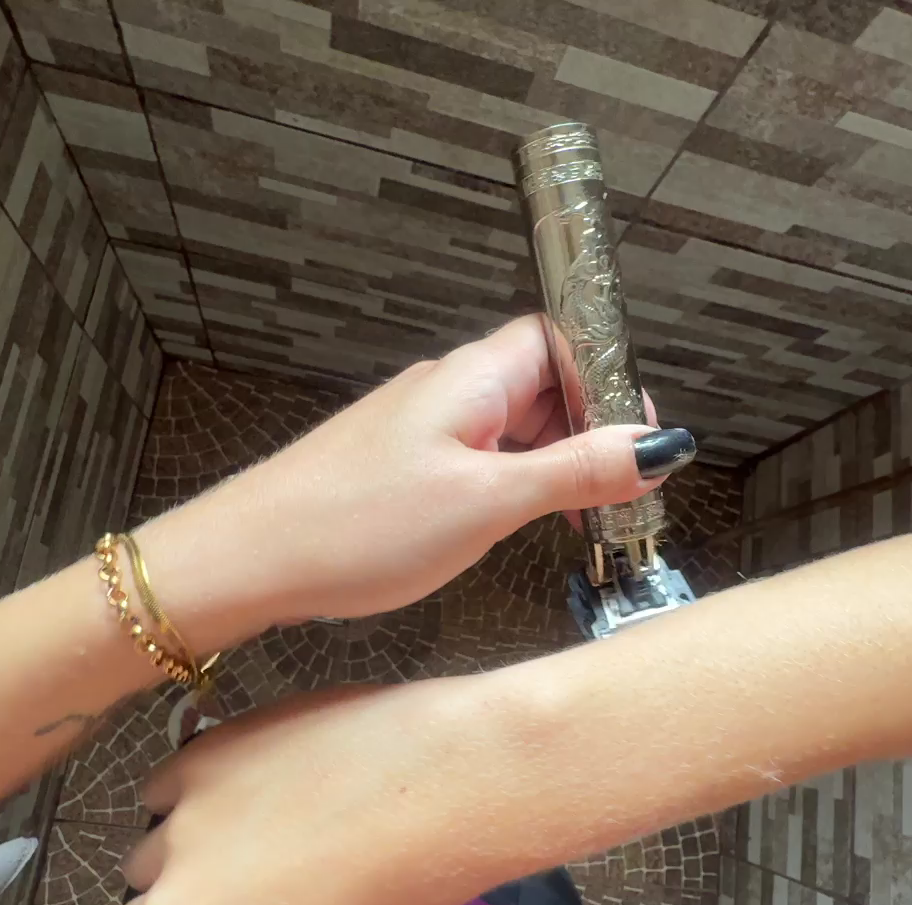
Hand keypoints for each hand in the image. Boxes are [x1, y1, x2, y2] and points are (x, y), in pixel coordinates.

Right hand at [84, 681, 517, 904]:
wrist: (437, 785)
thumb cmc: (405, 887)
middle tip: (242, 874)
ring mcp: (173, 834)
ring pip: (148, 851)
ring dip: (188, 841)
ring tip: (261, 814)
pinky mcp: (194, 759)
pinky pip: (166, 787)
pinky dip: (197, 785)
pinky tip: (256, 772)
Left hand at [151, 315, 694, 627]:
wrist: (252, 559)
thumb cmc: (357, 525)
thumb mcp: (487, 501)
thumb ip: (576, 470)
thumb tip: (659, 446)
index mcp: (472, 378)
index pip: (561, 339)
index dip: (607, 377)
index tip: (639, 436)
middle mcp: (446, 390)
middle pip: (542, 383)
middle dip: (587, 429)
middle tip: (614, 490)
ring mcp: (420, 427)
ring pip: (510, 426)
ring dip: (550, 462)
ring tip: (573, 515)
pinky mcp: (400, 464)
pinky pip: (475, 457)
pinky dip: (509, 482)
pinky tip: (512, 519)